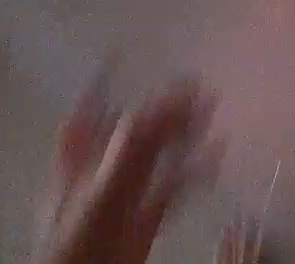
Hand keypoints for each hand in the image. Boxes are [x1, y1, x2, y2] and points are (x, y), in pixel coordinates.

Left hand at [34, 82, 219, 263]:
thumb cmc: (77, 246)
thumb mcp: (95, 197)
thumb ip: (120, 154)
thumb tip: (142, 109)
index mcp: (77, 164)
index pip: (86, 113)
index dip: (101, 82)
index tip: (121, 50)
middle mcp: (100, 174)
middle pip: (133, 129)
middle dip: (163, 103)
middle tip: (195, 80)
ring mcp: (124, 197)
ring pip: (158, 153)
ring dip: (185, 130)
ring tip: (212, 106)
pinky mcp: (144, 219)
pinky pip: (174, 185)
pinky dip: (196, 169)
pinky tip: (217, 155)